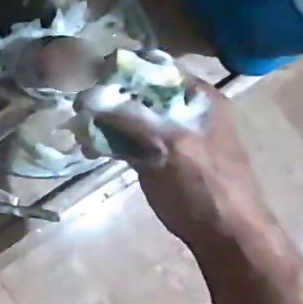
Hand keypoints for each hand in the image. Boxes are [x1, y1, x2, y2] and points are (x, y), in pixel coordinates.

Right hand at [96, 79, 277, 251]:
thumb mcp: (170, 145)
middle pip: (135, 90)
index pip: (153, 67)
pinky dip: (105, 140)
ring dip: (101, 120)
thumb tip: (86, 96)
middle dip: (105, 97)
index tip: (89, 75)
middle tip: (78, 105)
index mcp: (196, 96)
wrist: (224, 236)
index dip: (121, 68)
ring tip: (79, 129)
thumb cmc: (206, 186)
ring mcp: (166, 133)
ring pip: (126, 115)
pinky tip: (87, 147)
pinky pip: (123, 139)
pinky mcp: (152, 156)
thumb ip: (129, 118)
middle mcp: (180, 108)